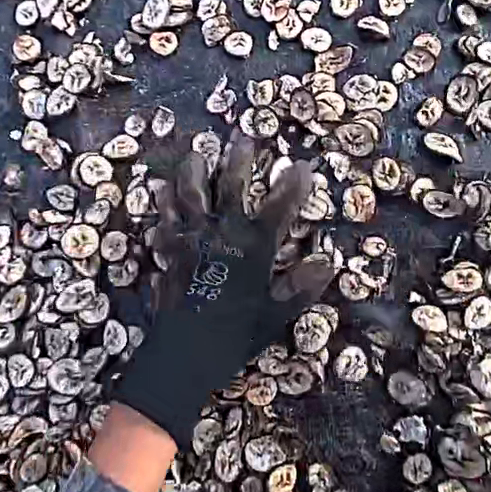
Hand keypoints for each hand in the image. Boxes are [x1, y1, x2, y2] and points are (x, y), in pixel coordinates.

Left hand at [114, 134, 334, 446]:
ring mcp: (192, 238)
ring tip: (196, 153)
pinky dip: (165, 207)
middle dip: (239, 159)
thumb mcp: (275, 315)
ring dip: (193, 172)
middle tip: (243, 137)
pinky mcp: (170, 249)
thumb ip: (301, 287)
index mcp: (252, 246)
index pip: (280, 207)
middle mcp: (222, 233)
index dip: (294, 185)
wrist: (184, 354)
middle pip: (230, 186)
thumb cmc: (235, 336)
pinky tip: (161, 194)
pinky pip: (165, 220)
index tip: (303, 166)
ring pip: (190, 194)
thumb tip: (329, 263)